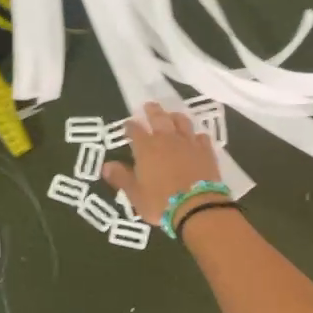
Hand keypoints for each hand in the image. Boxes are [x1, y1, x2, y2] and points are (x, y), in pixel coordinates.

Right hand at [101, 102, 222, 225]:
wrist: (195, 206)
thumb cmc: (159, 202)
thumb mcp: (135, 194)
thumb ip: (121, 178)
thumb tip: (106, 165)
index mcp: (146, 149)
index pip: (136, 131)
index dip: (131, 126)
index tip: (128, 124)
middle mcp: (167, 140)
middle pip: (159, 118)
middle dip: (152, 111)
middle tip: (149, 105)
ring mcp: (189, 143)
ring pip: (182, 122)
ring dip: (175, 117)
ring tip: (172, 115)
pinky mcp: (206, 151)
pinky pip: (201, 137)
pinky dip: (196, 135)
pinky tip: (195, 137)